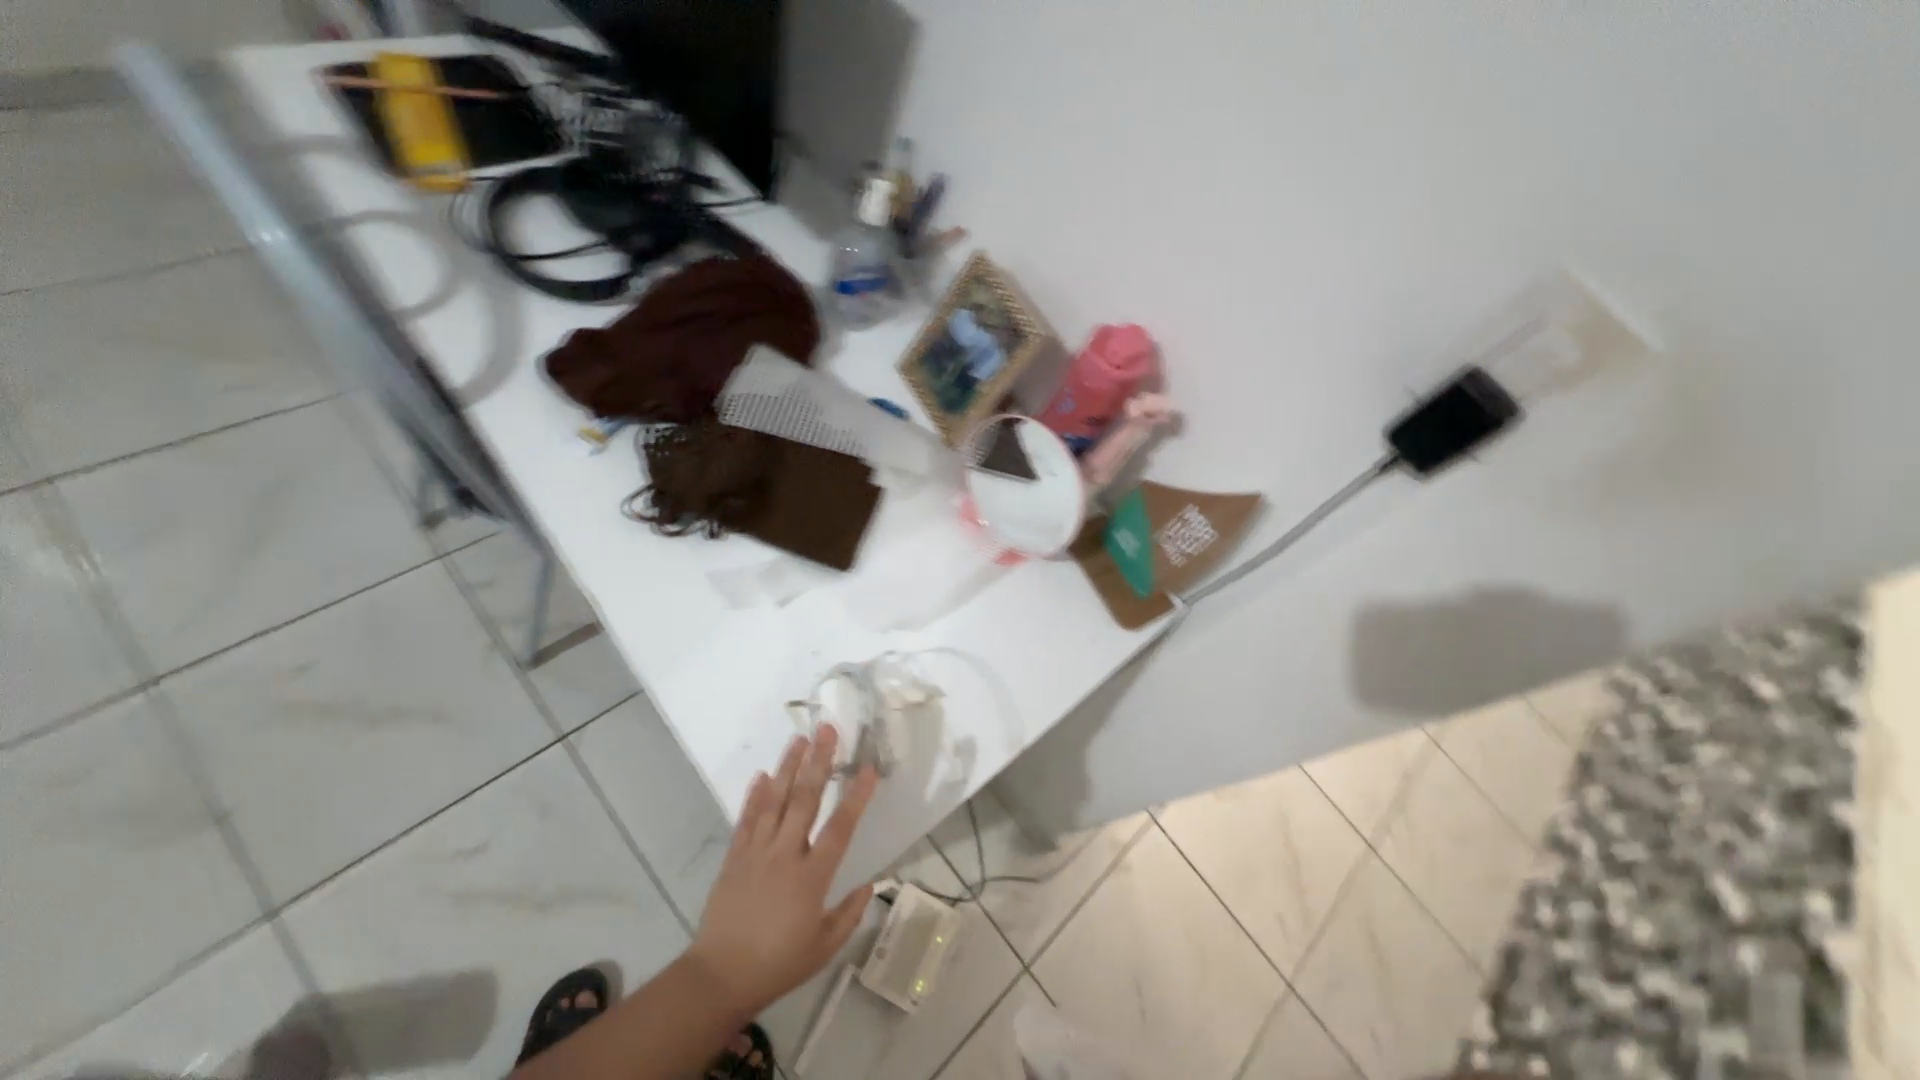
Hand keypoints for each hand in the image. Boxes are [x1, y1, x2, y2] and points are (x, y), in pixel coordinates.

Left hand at [688, 726, 878, 1018]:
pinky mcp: (734, 858)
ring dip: (788, 767)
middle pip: (805, 799)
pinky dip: (755, 796)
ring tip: (799, 739)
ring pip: (775, 801)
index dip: (855, 796)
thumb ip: (849, 914)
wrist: (720, 975)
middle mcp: (785, 855)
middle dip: (818, 762)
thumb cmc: (779, 964)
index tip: (868, 769)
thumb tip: (869, 886)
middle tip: (827, 729)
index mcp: (812, 877)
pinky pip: (747, 820)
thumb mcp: (824, 946)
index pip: (840, 827)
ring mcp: (756, 853)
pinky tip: (763, 775)